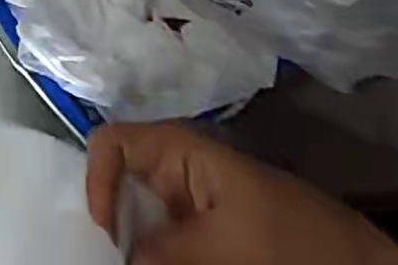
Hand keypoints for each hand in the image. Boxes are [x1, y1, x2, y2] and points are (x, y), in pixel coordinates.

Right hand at [87, 123, 397, 264]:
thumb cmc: (300, 242)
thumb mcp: (231, 246)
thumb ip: (169, 249)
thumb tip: (124, 259)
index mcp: (174, 147)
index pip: (110, 144)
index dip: (97, 180)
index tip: (107, 233)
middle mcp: (173, 164)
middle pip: (120, 180)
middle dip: (116, 219)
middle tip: (119, 256)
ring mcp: (190, 197)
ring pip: (141, 213)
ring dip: (139, 242)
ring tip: (139, 260)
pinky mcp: (205, 227)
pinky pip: (167, 235)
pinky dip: (159, 252)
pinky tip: (162, 262)